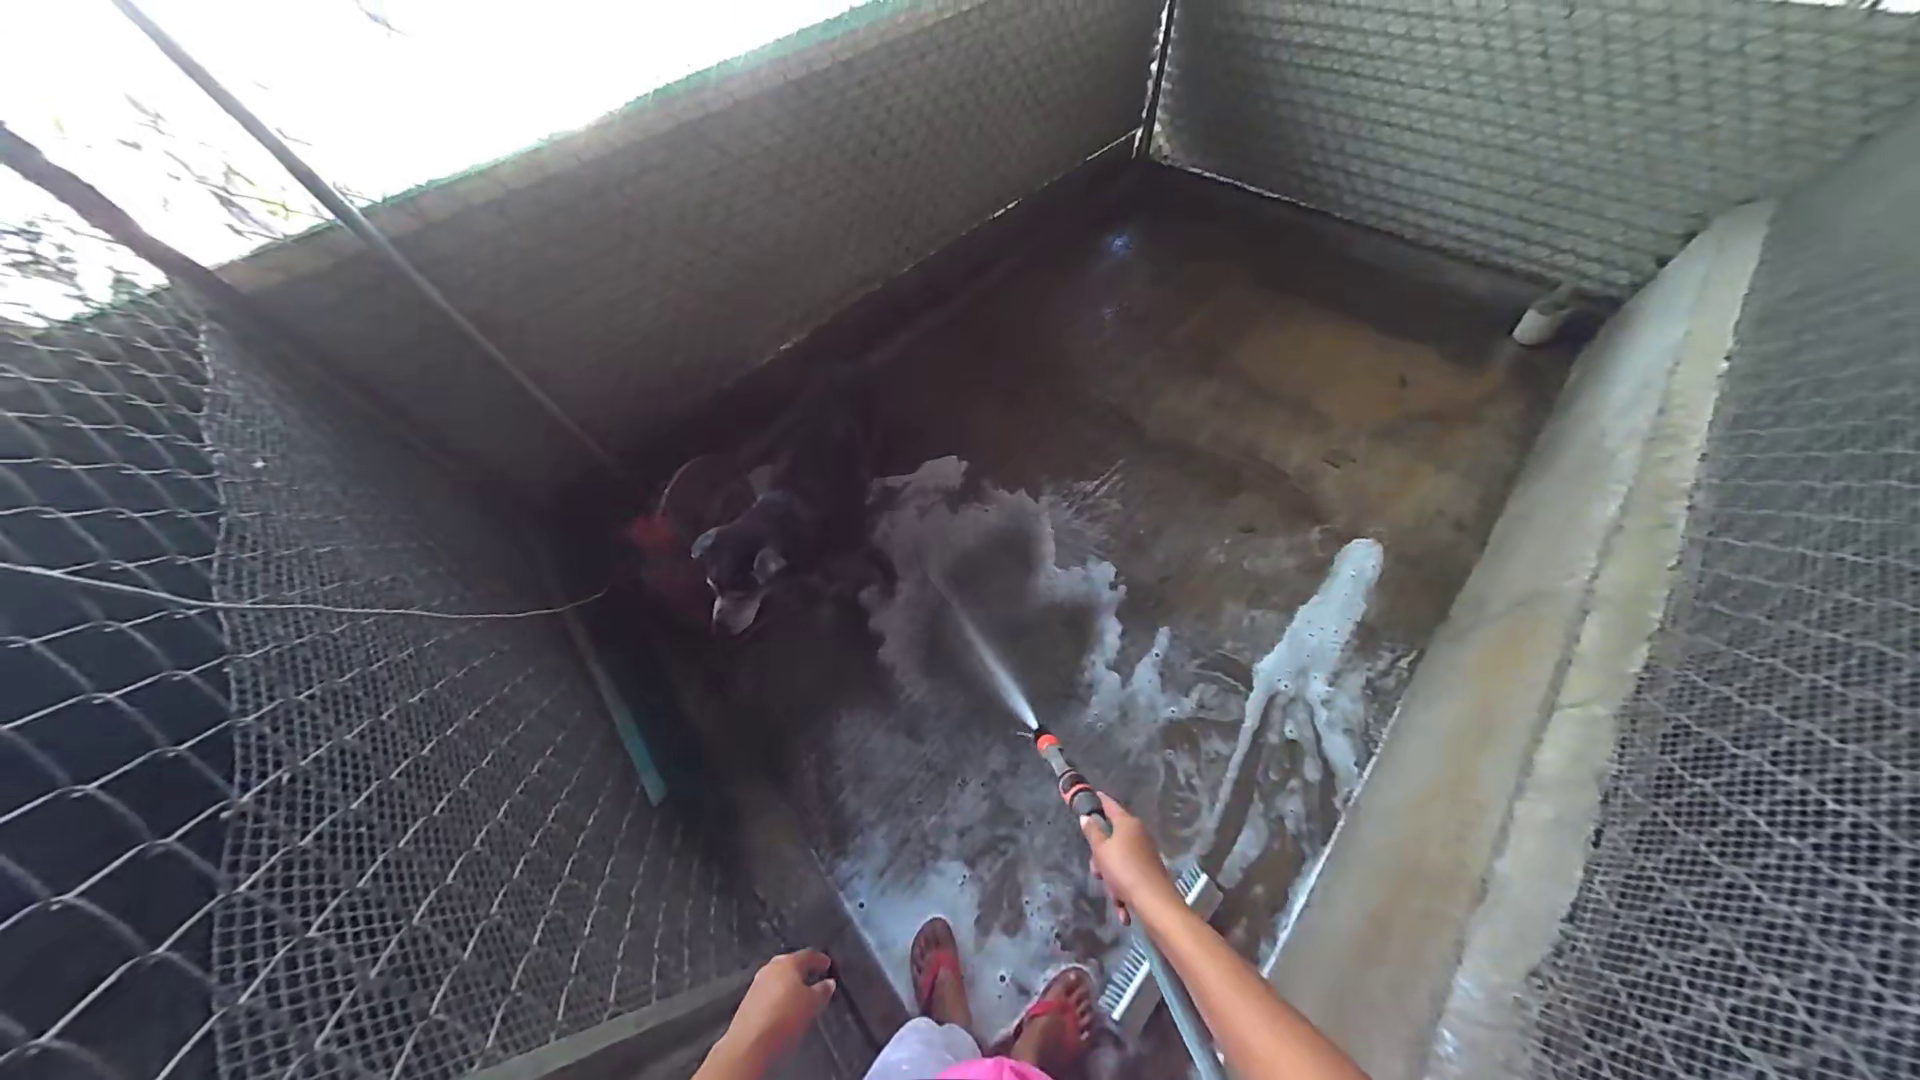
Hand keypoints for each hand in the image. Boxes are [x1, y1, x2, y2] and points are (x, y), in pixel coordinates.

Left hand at [709, 949, 835, 1074]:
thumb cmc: (785, 1017)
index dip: (820, 959)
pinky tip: (783, 1008)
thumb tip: (829, 982)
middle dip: (802, 971)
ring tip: (800, 995)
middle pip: (790, 965)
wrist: (748, 1045)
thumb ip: (822, 991)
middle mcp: (770, 968)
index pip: (808, 955)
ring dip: (789, 985)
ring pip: (778, 979)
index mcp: (788, 962)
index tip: (828, 964)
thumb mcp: (811, 1005)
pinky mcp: (747, 1002)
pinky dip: (778, 997)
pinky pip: (769, 993)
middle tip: (814, 977)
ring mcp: (757, 984)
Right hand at [1081, 791, 1177, 925]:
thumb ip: (1092, 832)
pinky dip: (1124, 890)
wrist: (1155, 903)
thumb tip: (1086, 816)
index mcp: (1127, 823)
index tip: (1090, 795)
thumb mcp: (1100, 850)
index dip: (1098, 800)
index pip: (1109, 804)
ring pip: (1119, 859)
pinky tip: (1122, 909)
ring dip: (1111, 877)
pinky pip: (1130, 876)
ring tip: (1112, 894)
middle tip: (1096, 870)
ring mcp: (1146, 853)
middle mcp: (1139, 834)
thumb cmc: (1124, 869)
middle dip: (1101, 856)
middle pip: (1112, 837)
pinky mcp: (1150, 871)